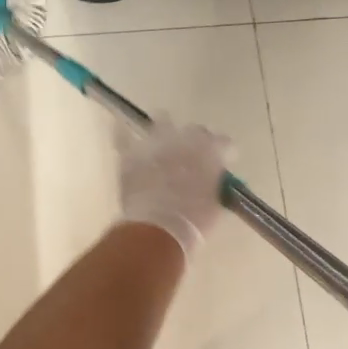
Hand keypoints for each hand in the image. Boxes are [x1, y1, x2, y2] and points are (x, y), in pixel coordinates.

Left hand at [117, 121, 232, 257]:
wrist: (159, 228)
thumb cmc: (193, 222)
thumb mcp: (214, 203)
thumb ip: (215, 183)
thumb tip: (213, 178)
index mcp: (211, 153)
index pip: (224, 143)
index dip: (224, 152)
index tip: (223, 161)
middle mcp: (185, 140)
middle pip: (194, 130)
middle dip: (194, 141)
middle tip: (191, 156)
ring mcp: (157, 143)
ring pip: (162, 120)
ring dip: (164, 128)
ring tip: (162, 138)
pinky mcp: (132, 153)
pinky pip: (124, 134)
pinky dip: (123, 132)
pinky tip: (123, 129)